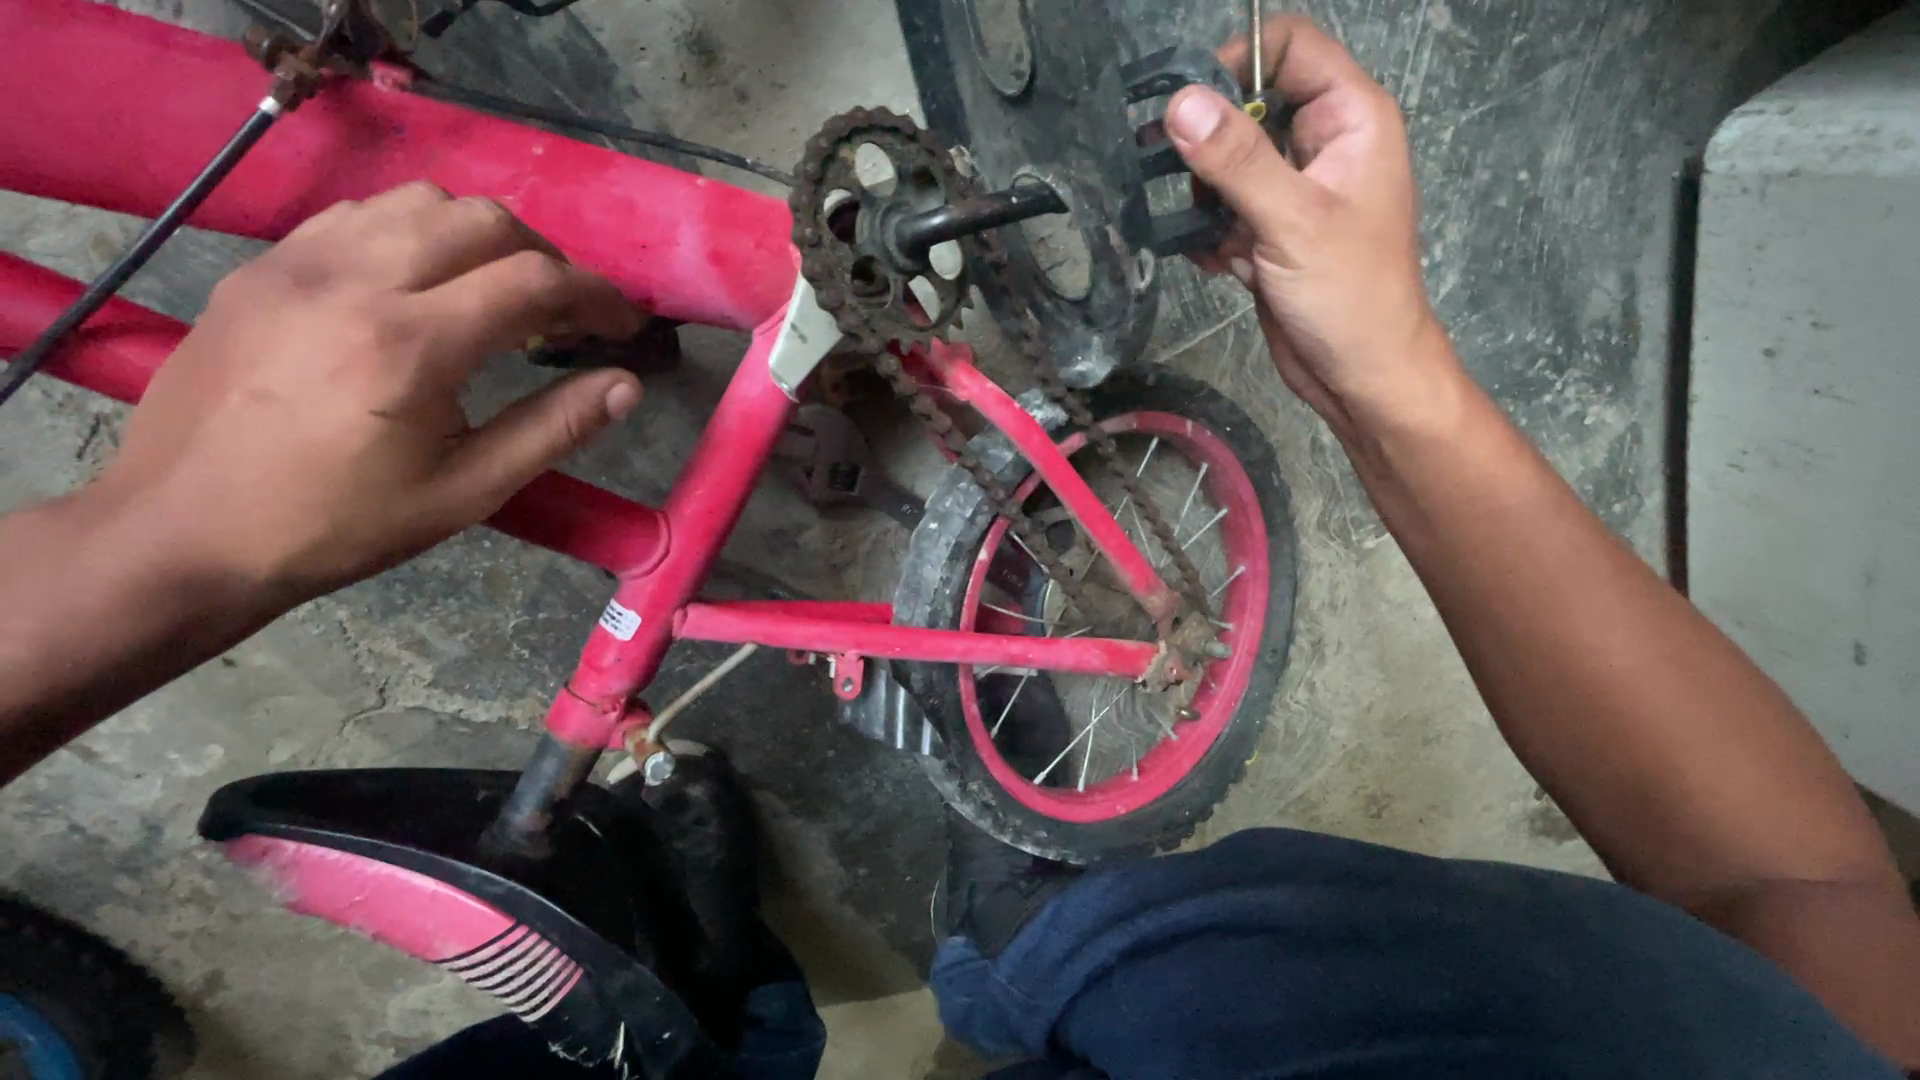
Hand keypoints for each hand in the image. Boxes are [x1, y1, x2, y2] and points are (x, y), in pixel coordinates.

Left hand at [96, 181, 644, 604]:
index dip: (598, 296)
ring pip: (421, 202)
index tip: (624, 325)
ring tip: (499, 292)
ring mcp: (299, 263)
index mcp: (412, 346)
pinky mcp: (264, 266)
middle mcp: (356, 282)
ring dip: (484, 237)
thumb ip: (555, 429)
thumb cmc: (345, 522)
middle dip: (548, 258)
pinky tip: (425, 283)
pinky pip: (361, 214)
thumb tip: (628, 386)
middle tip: (565, 313)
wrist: (186, 528)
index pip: (535, 281)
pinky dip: (418, 233)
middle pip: (485, 221)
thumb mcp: (469, 490)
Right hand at [1166, 18, 1456, 437]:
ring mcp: (1291, 193)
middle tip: (1173, 174)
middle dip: (1207, 141)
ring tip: (1200, 229)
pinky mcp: (1268, 234)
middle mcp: (1320, 147)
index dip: (1238, 64)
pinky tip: (1212, 260)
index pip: (1290, 50)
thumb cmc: (1349, 294)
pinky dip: (1208, 234)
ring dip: (1203, 197)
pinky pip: (1223, 213)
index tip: (1189, 107)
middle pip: (1249, 109)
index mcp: (1349, 120)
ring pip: (1228, 165)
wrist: (1358, 375)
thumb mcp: (1293, 220)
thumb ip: (1237, 160)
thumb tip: (1181, 104)